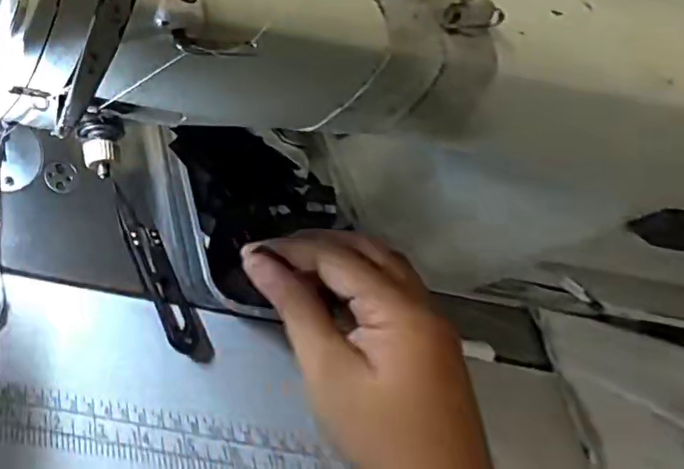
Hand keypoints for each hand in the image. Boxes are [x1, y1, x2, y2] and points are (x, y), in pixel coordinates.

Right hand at [242, 231, 492, 468]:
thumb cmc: (381, 439)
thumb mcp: (326, 371)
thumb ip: (294, 306)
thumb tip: (261, 262)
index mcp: (400, 308)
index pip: (335, 256)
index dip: (289, 249)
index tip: (251, 252)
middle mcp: (422, 305)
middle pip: (361, 248)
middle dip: (313, 244)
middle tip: (272, 255)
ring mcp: (432, 322)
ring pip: (380, 262)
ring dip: (338, 255)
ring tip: (296, 267)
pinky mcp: (431, 341)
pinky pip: (391, 285)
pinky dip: (358, 275)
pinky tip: (332, 292)